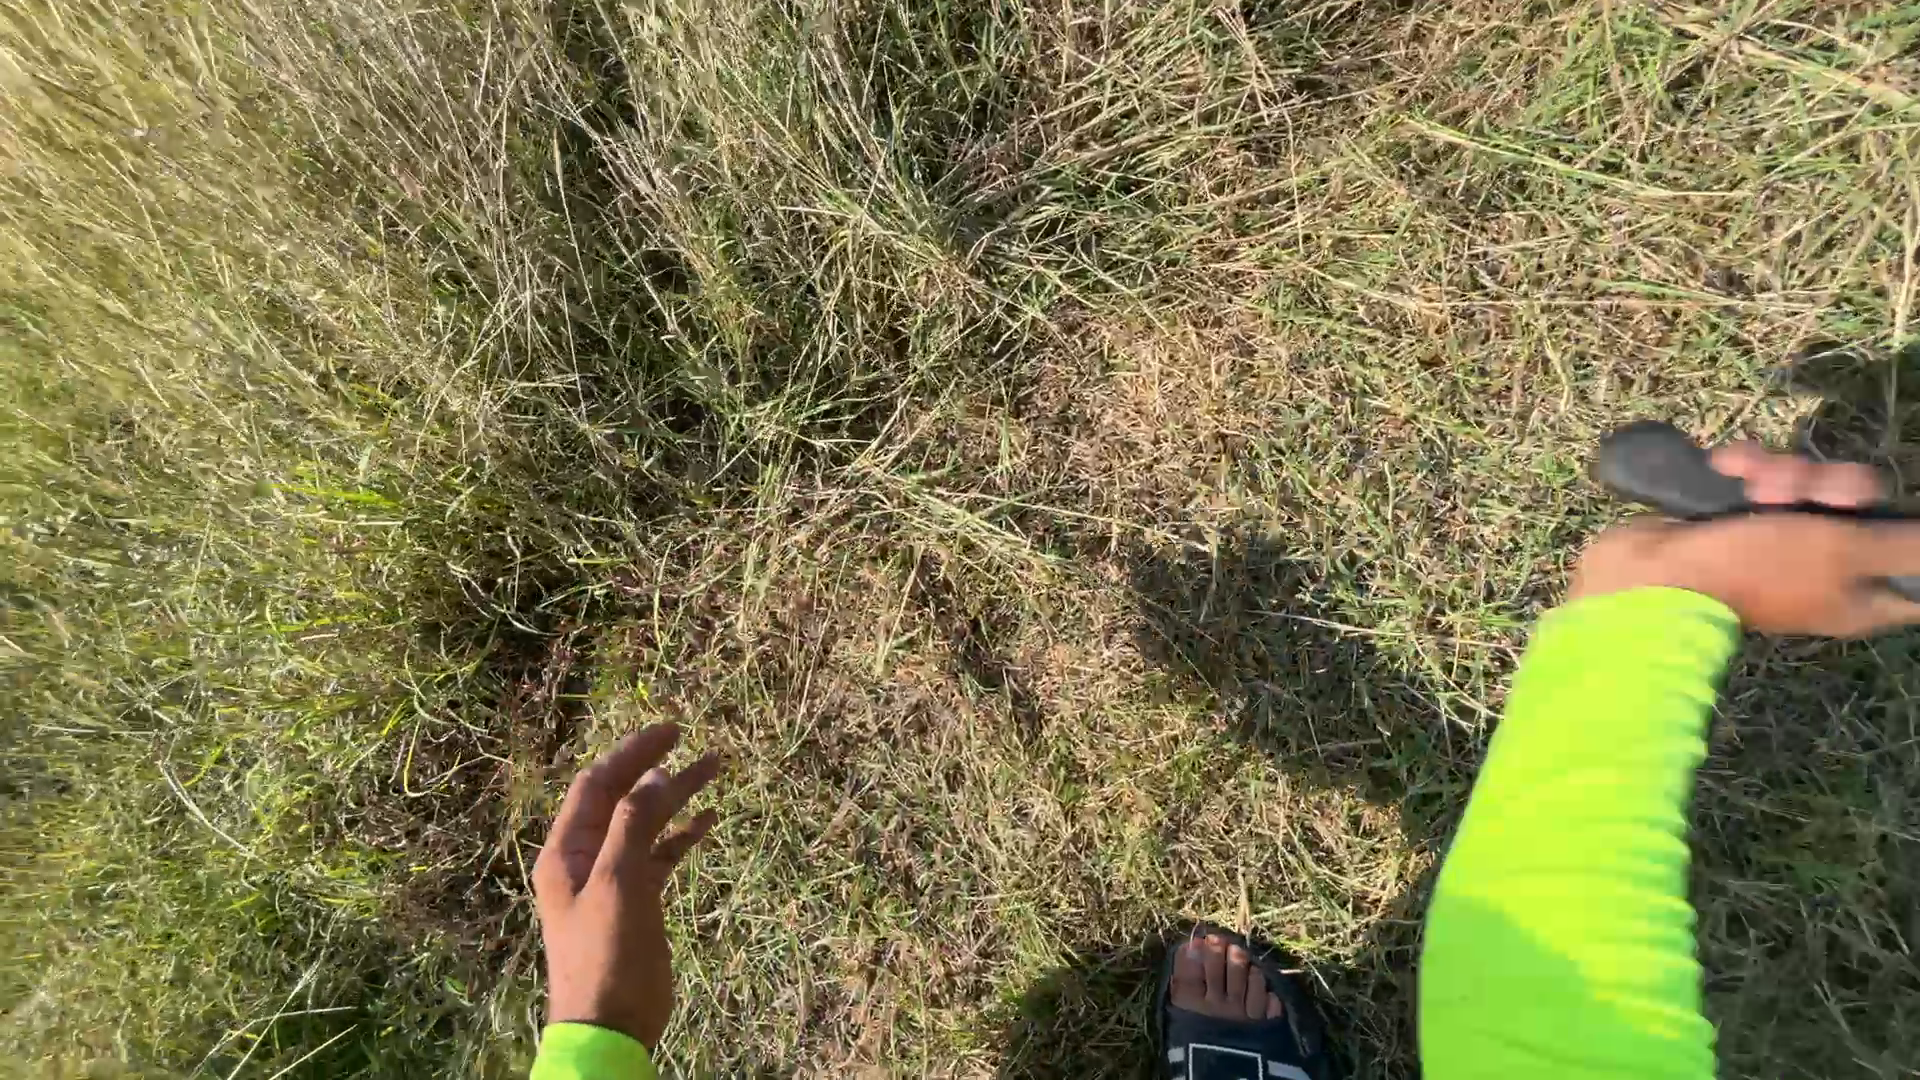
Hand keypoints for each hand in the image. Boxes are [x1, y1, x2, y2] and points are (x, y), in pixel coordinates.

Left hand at [533, 723, 720, 1047]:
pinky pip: (664, 852)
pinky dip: (685, 833)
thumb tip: (658, 775)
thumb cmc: (604, 953)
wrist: (611, 1025)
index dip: (631, 753)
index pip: (597, 784)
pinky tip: (709, 820)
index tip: (669, 731)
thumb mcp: (617, 883)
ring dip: (678, 795)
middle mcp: (589, 856)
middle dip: (656, 767)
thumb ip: (635, 825)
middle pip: (625, 796)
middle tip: (690, 738)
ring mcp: (615, 876)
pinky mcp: (640, 896)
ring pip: (649, 821)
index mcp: (569, 850)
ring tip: (714, 766)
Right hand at [1571, 440, 1919, 637]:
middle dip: (1832, 485)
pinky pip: (1750, 480)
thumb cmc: (1746, 569)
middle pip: (1855, 508)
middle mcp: (1816, 566)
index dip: (1903, 525)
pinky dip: (1742, 465)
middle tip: (1810, 490)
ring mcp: (1766, 541)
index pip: (1909, 560)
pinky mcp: (1722, 518)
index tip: (1874, 511)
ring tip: (1753, 478)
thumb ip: (1911, 544)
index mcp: (1854, 591)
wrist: (1643, 573)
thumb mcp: (1845, 552)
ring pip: (1801, 487)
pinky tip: (1726, 461)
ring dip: (1782, 471)